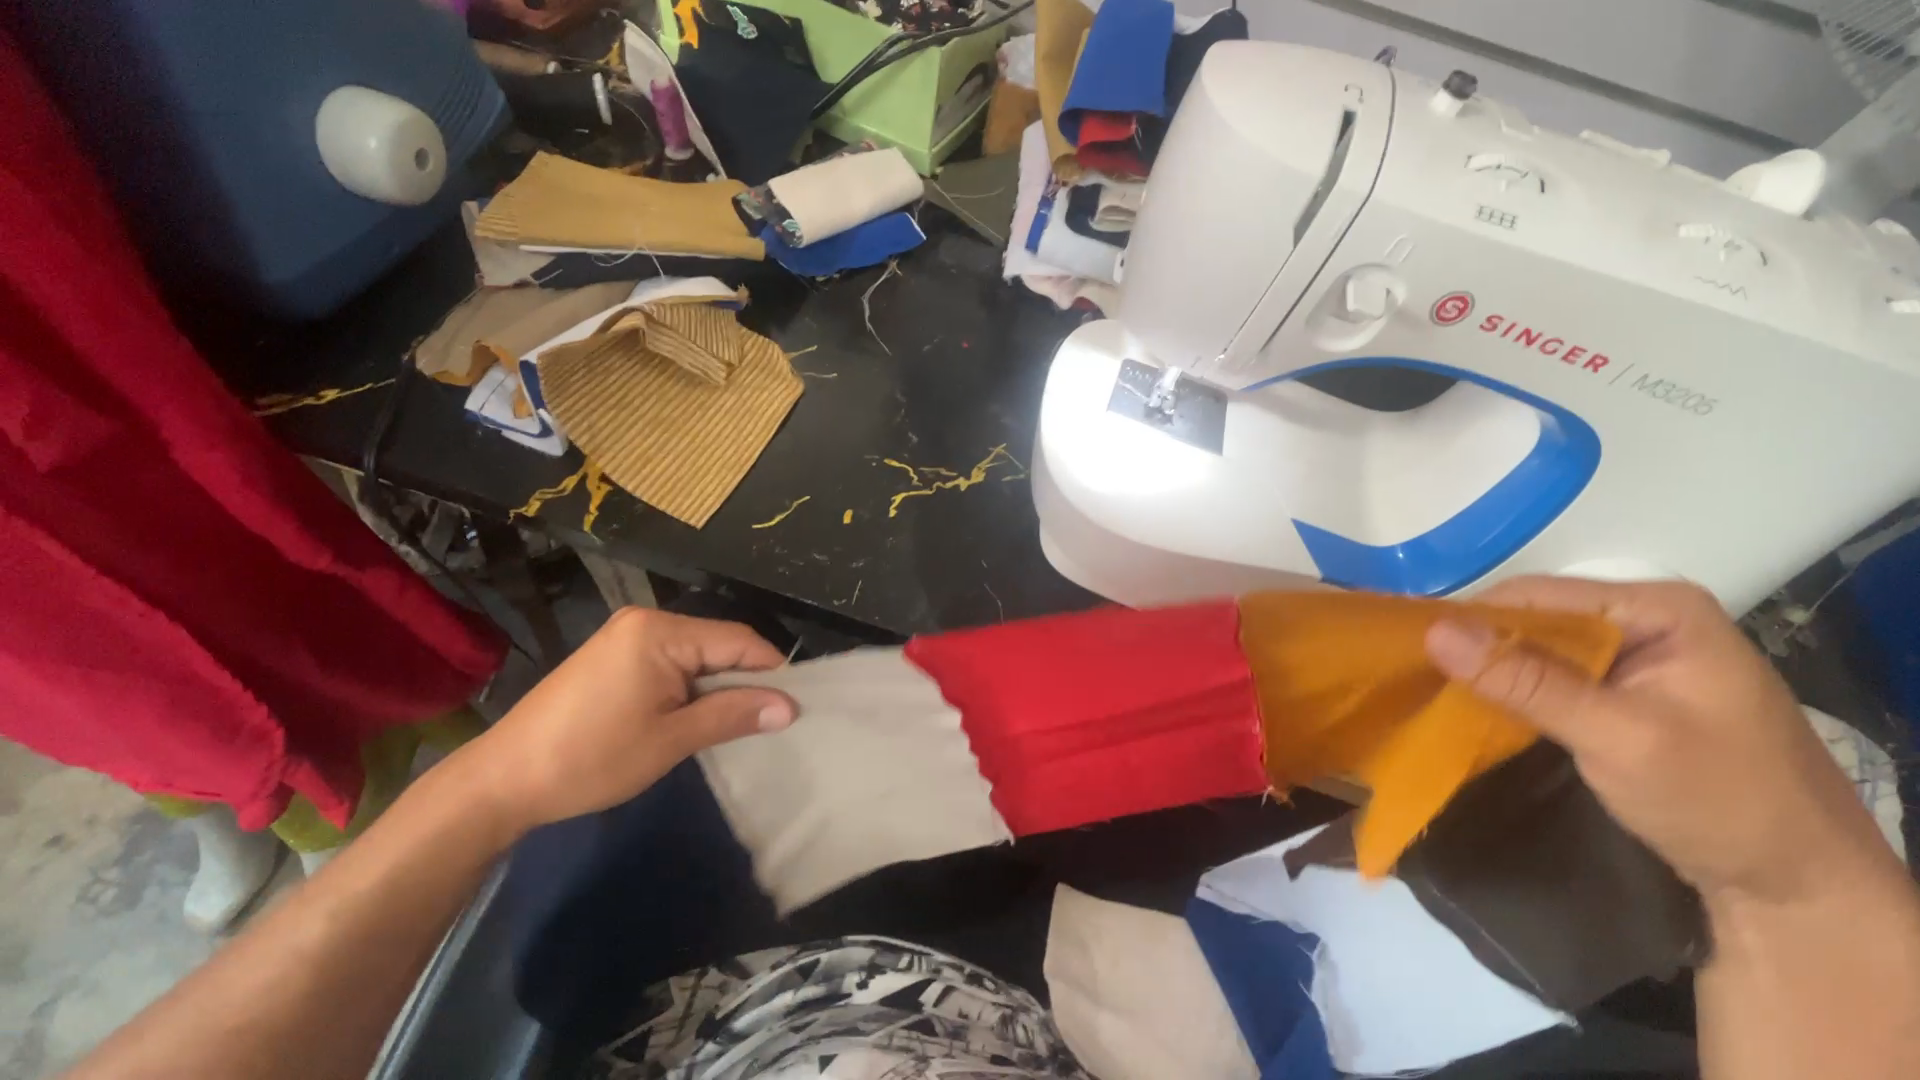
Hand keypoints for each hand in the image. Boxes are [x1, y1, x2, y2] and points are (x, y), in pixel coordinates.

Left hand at [454, 607, 794, 834]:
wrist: (504, 779)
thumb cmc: (592, 759)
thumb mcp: (672, 739)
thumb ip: (733, 715)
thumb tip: (790, 707)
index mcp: (660, 632)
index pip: (738, 640)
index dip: (771, 671)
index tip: (795, 707)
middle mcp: (644, 622)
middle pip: (716, 644)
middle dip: (743, 680)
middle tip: (765, 721)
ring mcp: (623, 636)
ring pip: (694, 655)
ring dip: (715, 686)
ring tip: (731, 724)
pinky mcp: (611, 656)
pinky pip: (668, 662)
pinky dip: (687, 687)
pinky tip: (690, 717)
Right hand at [1424, 577, 1900, 909]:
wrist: (1797, 888)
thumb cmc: (1720, 800)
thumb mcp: (1617, 736)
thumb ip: (1527, 681)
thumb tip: (1434, 631)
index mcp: (1660, 609)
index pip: (1537, 595)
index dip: (1470, 619)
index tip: (1407, 649)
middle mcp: (1647, 621)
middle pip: (1536, 619)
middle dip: (1479, 647)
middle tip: (1412, 676)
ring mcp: (1639, 660)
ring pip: (1540, 651)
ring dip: (1492, 672)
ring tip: (1430, 691)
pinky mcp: (1626, 696)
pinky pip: (1553, 679)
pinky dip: (1514, 694)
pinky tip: (1477, 710)